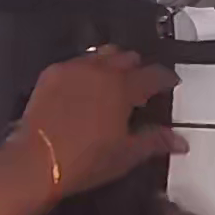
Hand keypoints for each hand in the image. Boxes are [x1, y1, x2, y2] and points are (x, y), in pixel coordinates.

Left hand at [15, 45, 183, 195]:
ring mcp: (73, 68)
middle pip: (127, 57)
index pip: (153, 74)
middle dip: (138, 68)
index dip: (165, 77)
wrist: (36, 161)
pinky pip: (75, 62)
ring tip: (114, 81)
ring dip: (112, 63)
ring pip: (101, 53)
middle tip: (141, 85)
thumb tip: (179, 141)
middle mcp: (100, 70)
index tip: (170, 82)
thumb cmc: (84, 160)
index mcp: (123, 88)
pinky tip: (84, 86)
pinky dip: (86, 70)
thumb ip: (154, 141)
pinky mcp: (52, 73)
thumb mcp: (125, 154)